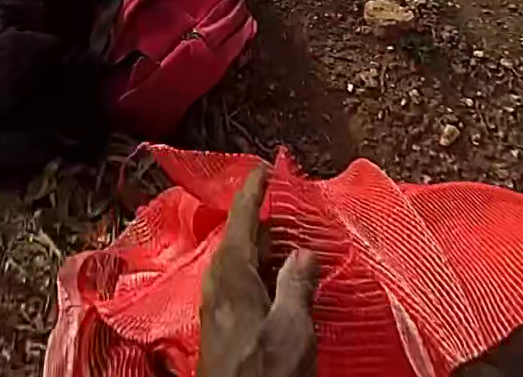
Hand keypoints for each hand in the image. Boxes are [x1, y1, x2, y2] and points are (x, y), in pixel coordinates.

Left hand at [200, 166, 320, 376]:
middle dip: (271, 219)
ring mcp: (219, 299)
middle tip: (298, 207)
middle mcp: (219, 275)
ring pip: (246, 258)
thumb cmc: (264, 373)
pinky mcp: (223, 320)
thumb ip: (298, 283)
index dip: (256, 187)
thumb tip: (304, 250)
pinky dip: (266, 270)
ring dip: (272, 248)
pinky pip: (245, 279)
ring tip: (300, 240)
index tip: (268, 166)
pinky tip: (288, 279)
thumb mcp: (292, 328)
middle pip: (245, 234)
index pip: (243, 211)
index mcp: (231, 265)